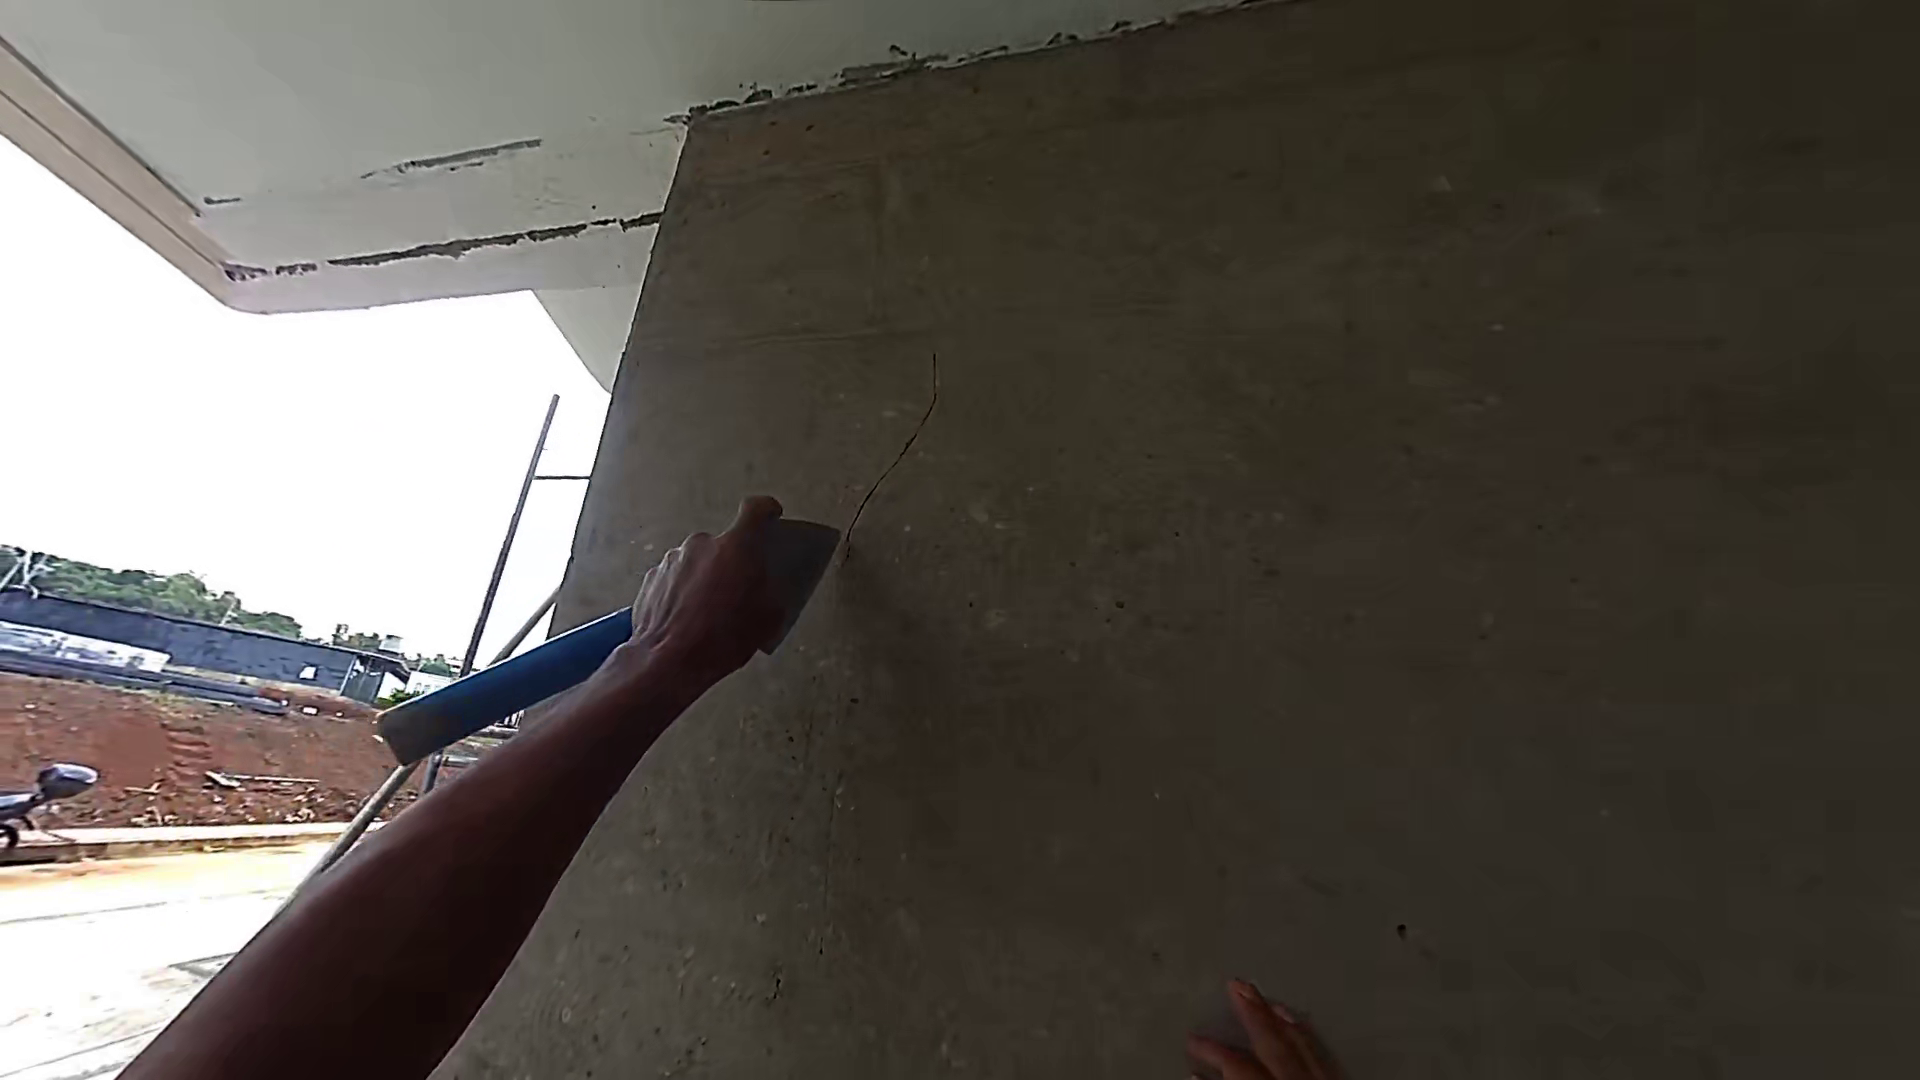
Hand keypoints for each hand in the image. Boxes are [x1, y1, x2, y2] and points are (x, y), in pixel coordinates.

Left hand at [626, 495, 785, 685]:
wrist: (668, 663)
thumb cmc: (721, 638)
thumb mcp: (770, 616)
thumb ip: (773, 588)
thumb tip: (769, 583)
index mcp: (738, 547)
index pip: (757, 509)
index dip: (767, 511)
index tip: (772, 517)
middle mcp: (703, 543)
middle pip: (726, 543)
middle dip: (734, 561)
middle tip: (741, 589)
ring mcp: (673, 559)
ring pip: (700, 560)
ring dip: (708, 576)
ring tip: (712, 610)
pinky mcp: (652, 579)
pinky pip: (677, 577)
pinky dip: (685, 590)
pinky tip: (690, 617)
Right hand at [1187, 980, 1337, 1079]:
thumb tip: (1196, 1075)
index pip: (1235, 1062)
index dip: (1210, 1049)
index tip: (1191, 1040)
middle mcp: (1297, 1079)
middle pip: (1271, 1040)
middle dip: (1250, 1011)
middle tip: (1233, 981)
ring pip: (1300, 1042)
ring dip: (1278, 1017)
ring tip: (1261, 993)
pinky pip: (1324, 1055)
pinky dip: (1308, 1034)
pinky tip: (1296, 1021)